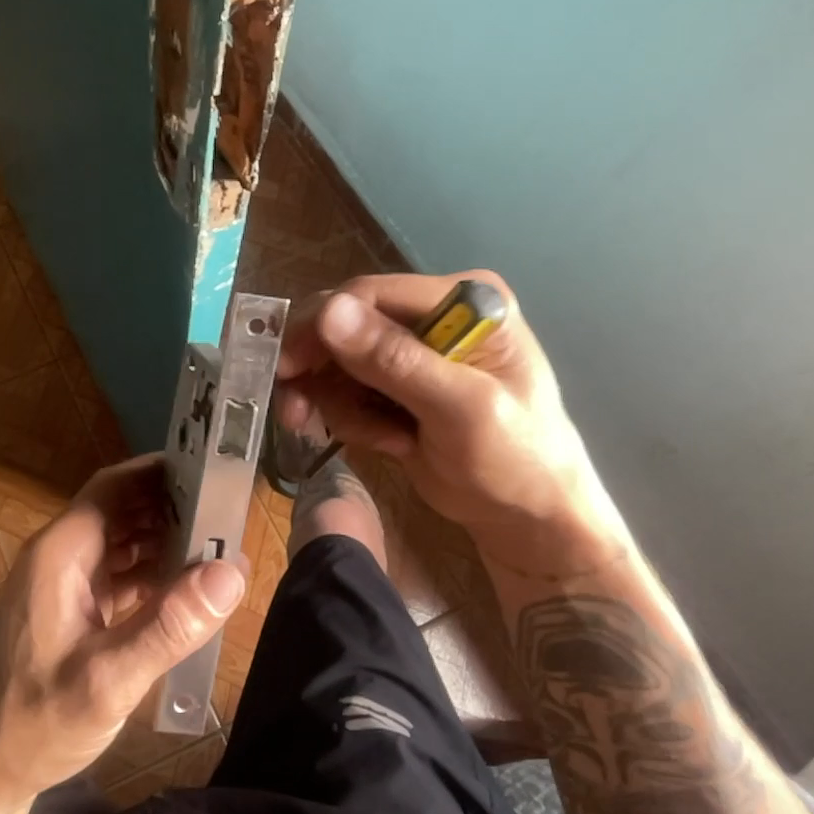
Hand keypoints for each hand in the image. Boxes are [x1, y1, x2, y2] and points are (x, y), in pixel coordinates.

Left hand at [0, 454, 246, 813]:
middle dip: (168, 506)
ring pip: (117, 543)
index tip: (207, 467)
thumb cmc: (38, 720)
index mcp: (59, 554)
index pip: (111, 488)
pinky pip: (113, 575)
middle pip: (118, 510)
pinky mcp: (67, 611)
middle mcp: (57, 558)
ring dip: (161, 540)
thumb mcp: (108, 679)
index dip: (157, 472)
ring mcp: (60, 585)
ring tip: (216, 544)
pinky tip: (184, 587)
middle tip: (226, 510)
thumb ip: (168, 625)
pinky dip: (148, 574)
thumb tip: (231, 570)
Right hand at [276, 271, 610, 563]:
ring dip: (338, 402)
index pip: (369, 295)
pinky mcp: (391, 383)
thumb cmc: (516, 460)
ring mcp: (409, 349)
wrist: (527, 518)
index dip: (321, 327)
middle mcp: (431, 313)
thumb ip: (395, 361)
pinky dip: (348, 417)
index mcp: (462, 299)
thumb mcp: (461, 410)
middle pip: (342, 323)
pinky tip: (385, 443)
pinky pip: (342, 387)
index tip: (286, 368)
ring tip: (374, 441)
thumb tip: (328, 312)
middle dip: (320, 369)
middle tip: (296, 412)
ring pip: (333, 359)